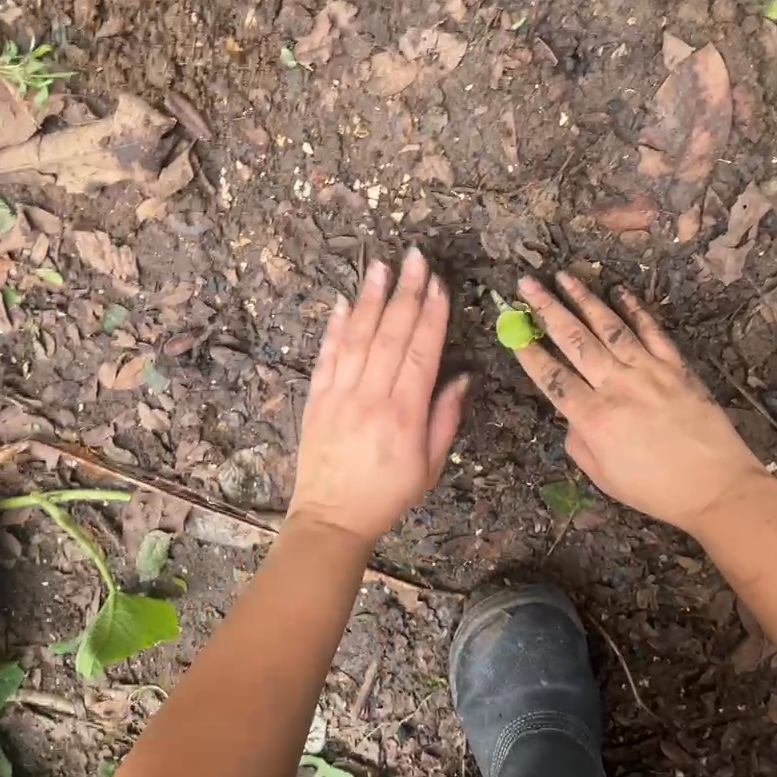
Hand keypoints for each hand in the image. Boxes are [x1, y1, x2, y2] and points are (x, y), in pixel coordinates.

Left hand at [288, 249, 468, 544]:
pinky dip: (334, 327)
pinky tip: (342, 301)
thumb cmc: (387, 494)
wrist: (331, 518)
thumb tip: (460, 377)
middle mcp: (370, 397)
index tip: (439, 284)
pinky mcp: (316, 398)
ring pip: (356, 337)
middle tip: (416, 258)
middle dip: (406, 293)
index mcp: (403, 415)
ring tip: (380, 266)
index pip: (421, 352)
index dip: (431, 315)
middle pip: (390, 335)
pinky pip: (326, 356)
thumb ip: (445, 418)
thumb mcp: (430, 465)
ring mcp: (338, 395)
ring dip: (370, 298)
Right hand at [510, 273, 768, 533]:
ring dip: (584, 299)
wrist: (717, 488)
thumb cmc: (655, 489)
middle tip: (527, 284)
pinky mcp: (676, 367)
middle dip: (547, 309)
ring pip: (609, 327)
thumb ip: (578, 442)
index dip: (529, 352)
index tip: (512, 329)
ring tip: (564, 276)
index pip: (552, 377)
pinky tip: (618, 291)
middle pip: (574, 341)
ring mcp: (649, 372)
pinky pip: (651, 331)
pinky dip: (634, 309)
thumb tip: (571, 414)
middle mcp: (617, 387)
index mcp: (594, 419)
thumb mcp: (603, 476)